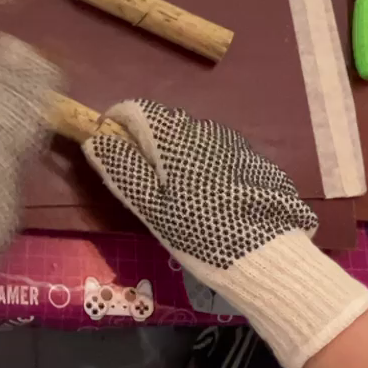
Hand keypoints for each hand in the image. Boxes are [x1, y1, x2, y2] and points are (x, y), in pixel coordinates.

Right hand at [82, 100, 367, 367]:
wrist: (271, 258)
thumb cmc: (200, 233)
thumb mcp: (151, 207)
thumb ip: (121, 168)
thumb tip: (96, 140)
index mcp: (174, 135)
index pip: (135, 109)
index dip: (116, 124)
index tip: (111, 151)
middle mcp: (204, 128)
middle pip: (164, 123)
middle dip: (147, 144)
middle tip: (145, 186)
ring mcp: (234, 142)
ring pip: (192, 139)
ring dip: (178, 156)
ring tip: (183, 199)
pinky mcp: (255, 160)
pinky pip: (219, 154)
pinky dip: (206, 167)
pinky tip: (215, 202)